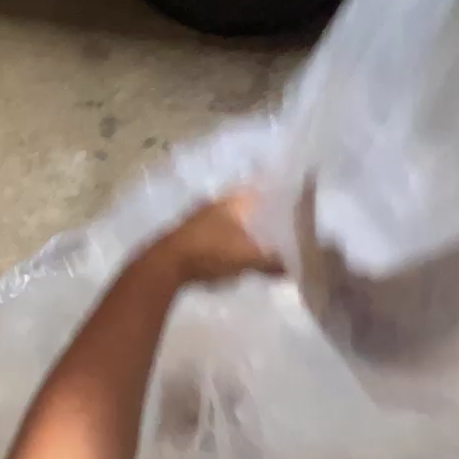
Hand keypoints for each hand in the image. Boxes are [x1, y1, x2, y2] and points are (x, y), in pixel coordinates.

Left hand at [150, 190, 284, 285]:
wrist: (165, 264)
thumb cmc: (211, 253)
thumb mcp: (247, 259)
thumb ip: (271, 262)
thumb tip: (294, 268)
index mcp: (235, 200)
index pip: (262, 190)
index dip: (277, 195)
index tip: (293, 203)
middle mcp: (217, 202)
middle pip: (245, 205)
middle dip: (260, 214)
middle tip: (278, 225)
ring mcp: (198, 216)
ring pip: (227, 218)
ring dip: (240, 227)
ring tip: (257, 239)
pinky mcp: (186, 234)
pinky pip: (214, 232)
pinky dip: (225, 239)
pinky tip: (230, 250)